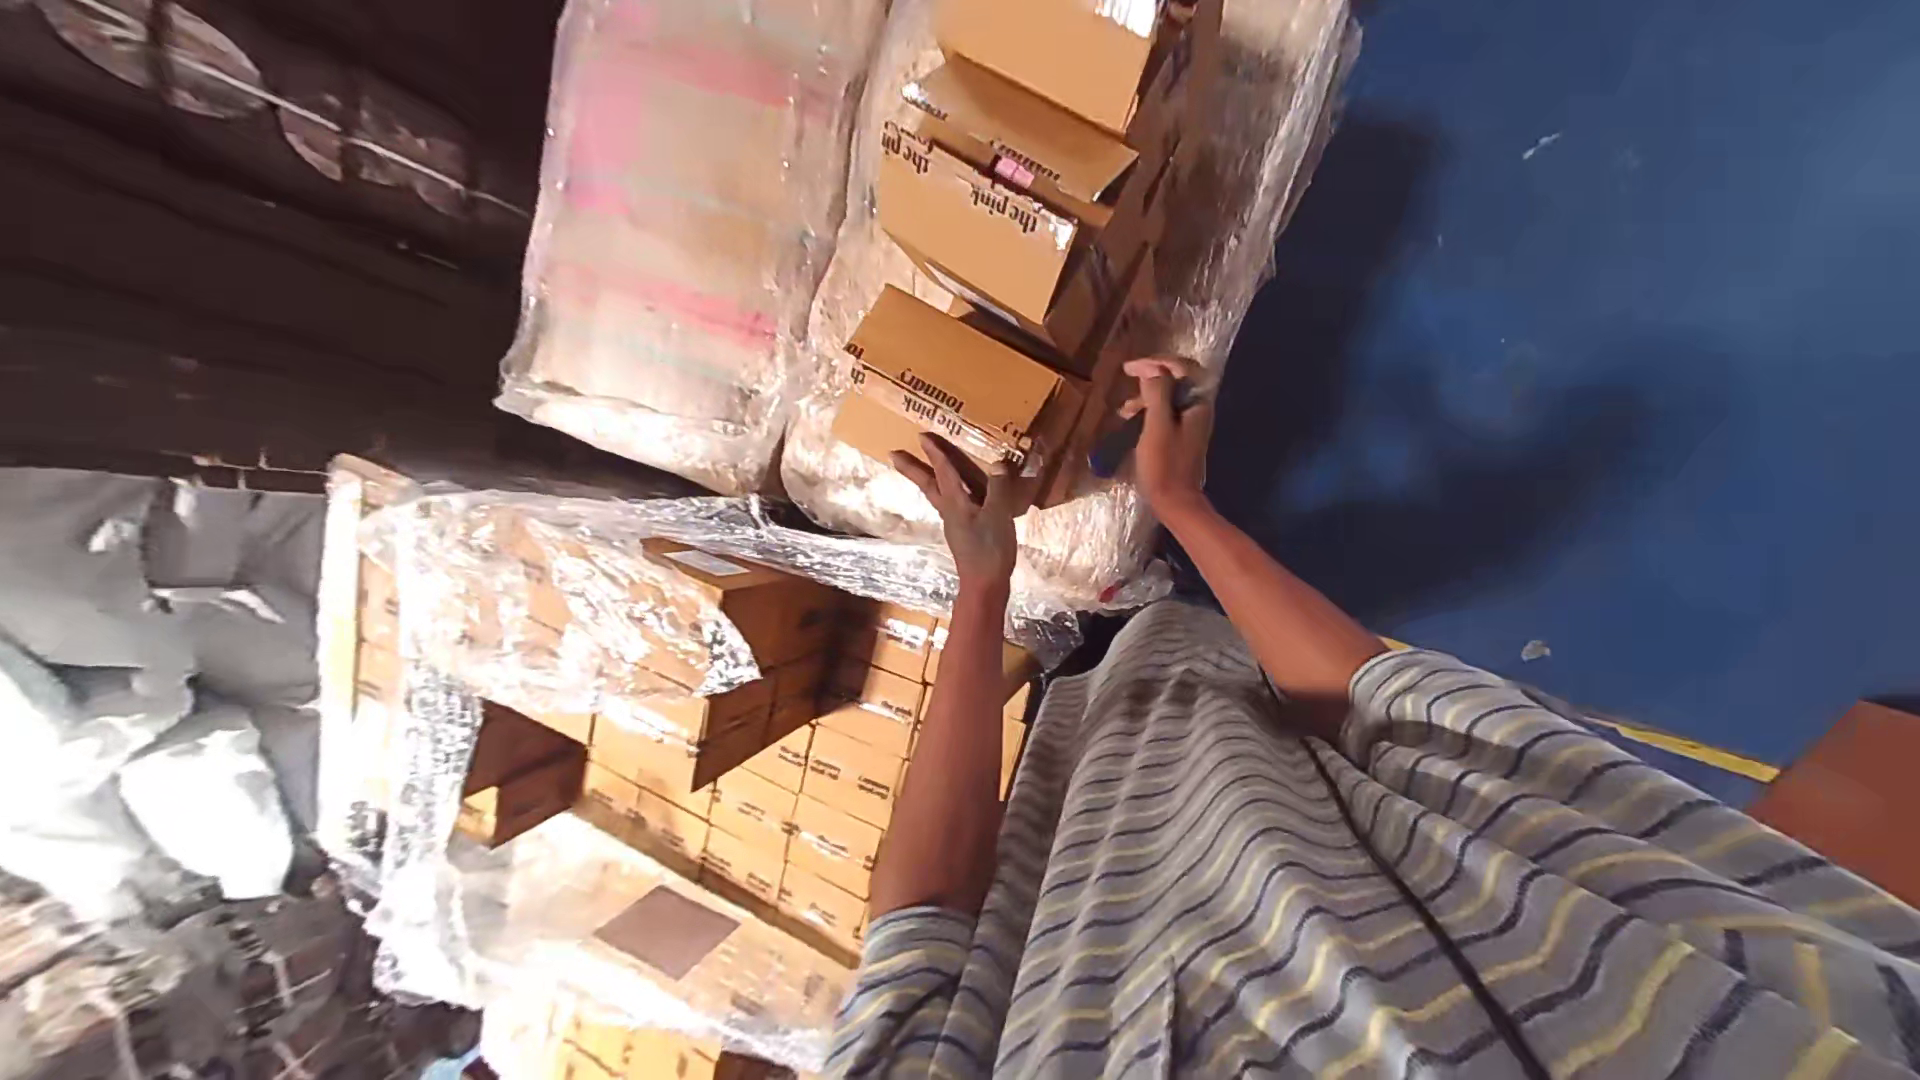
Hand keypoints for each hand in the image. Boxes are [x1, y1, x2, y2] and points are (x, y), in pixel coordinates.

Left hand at [891, 433, 1018, 590]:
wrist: (984, 585)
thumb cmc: (990, 549)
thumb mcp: (998, 515)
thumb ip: (998, 488)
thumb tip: (997, 463)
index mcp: (955, 502)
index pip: (942, 471)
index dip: (934, 452)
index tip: (921, 436)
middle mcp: (949, 510)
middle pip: (927, 484)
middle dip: (911, 468)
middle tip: (893, 454)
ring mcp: (954, 523)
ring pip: (937, 494)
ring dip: (927, 479)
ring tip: (922, 468)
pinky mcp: (962, 533)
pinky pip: (951, 504)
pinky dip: (949, 492)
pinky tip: (960, 495)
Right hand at [1120, 356, 1213, 518]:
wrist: (1176, 502)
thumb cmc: (1164, 465)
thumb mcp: (1157, 426)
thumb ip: (1157, 394)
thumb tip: (1153, 370)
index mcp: (1198, 403)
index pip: (1182, 368)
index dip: (1156, 362)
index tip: (1129, 368)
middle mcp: (1199, 409)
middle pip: (1178, 379)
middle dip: (1152, 375)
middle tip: (1128, 376)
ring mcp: (1191, 423)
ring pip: (1170, 396)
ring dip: (1147, 395)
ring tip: (1125, 409)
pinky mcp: (1182, 436)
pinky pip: (1166, 412)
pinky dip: (1149, 410)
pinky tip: (1133, 420)